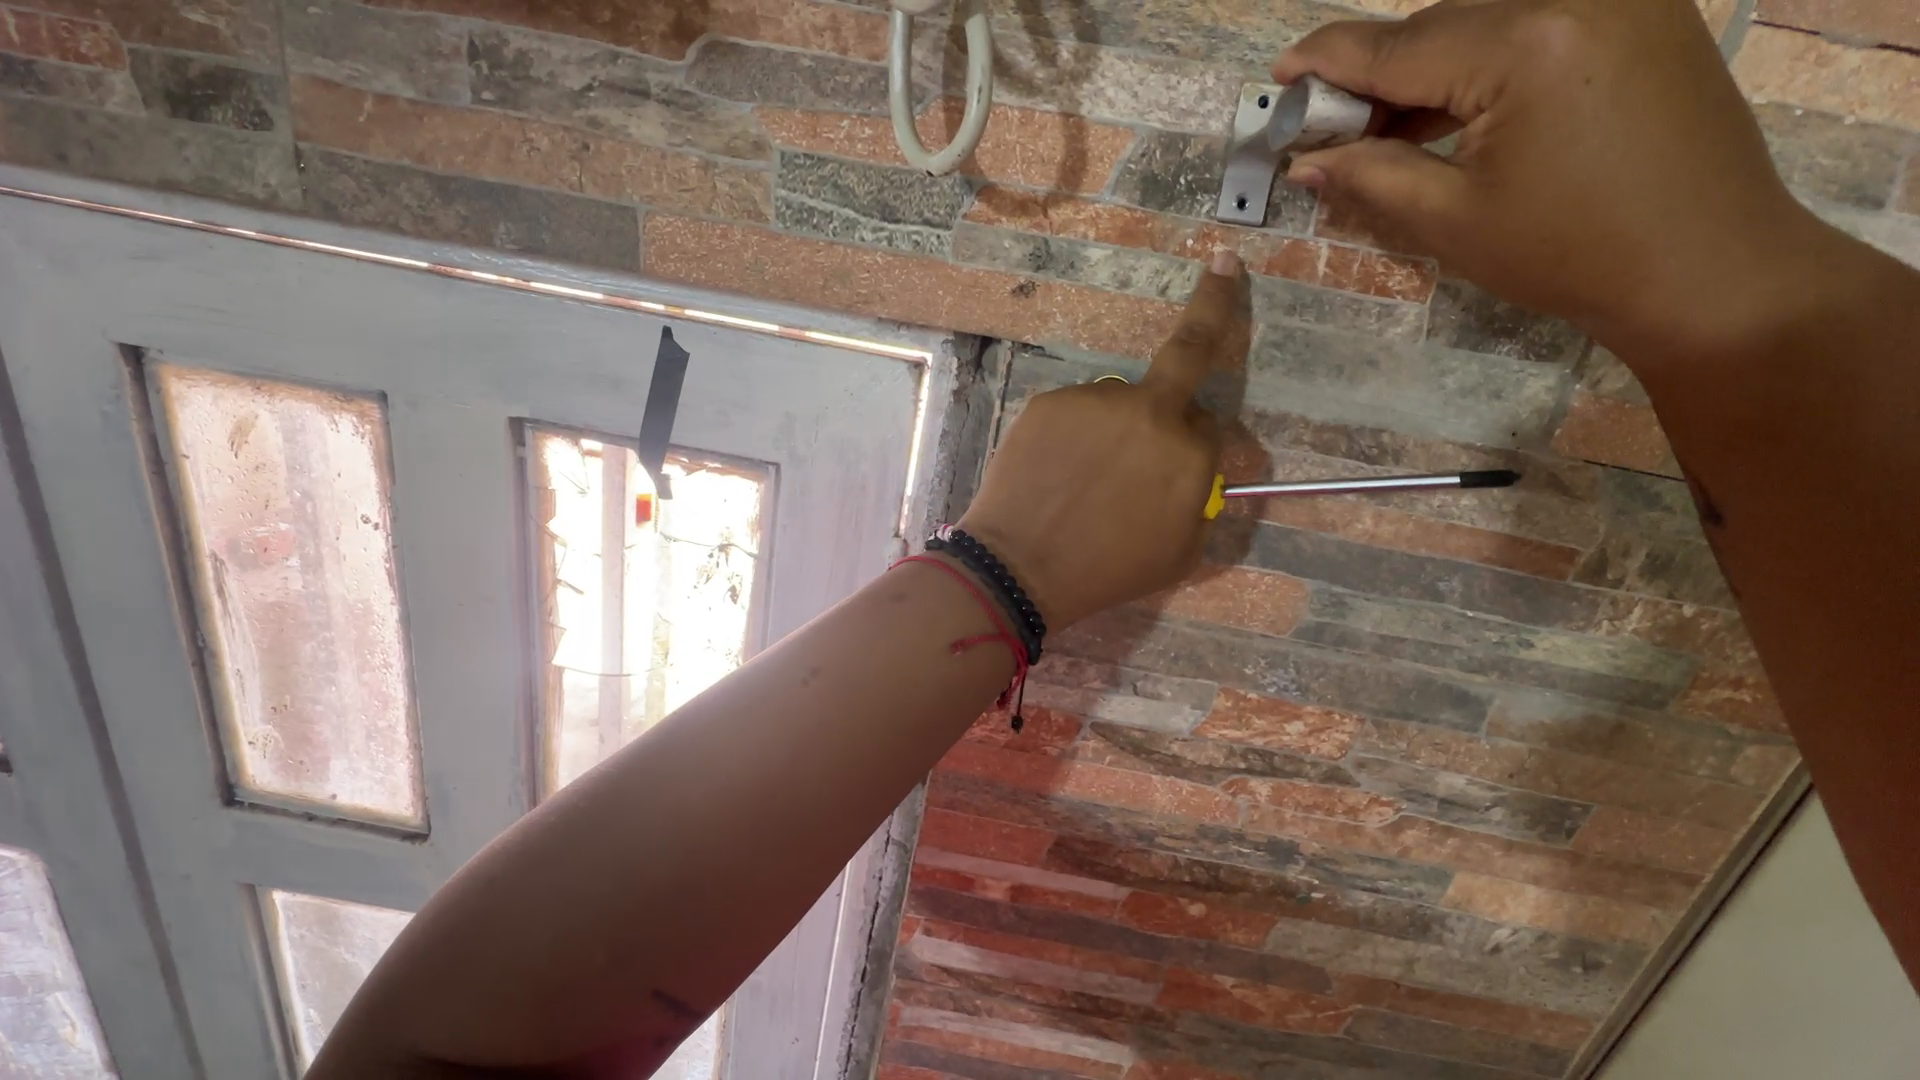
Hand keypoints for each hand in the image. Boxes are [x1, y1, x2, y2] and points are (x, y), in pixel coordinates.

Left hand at [957, 253, 1246, 629]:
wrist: (1021, 567)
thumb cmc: (1106, 571)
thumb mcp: (1180, 555)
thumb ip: (1200, 503)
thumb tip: (1197, 473)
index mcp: (1191, 453)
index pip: (1211, 420)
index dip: (1197, 436)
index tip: (1200, 400)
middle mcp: (1150, 412)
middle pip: (1186, 355)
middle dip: (1213, 303)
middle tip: (1224, 267)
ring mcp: (1095, 401)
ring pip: (1117, 401)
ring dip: (1112, 424)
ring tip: (1080, 475)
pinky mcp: (1049, 401)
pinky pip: (1073, 412)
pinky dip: (1070, 433)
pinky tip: (1053, 469)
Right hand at [1274, 0, 1835, 358]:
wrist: (1706, 267)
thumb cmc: (1567, 254)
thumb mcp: (1450, 220)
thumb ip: (1371, 176)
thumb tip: (1306, 160)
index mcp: (1526, 42)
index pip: (1398, 44)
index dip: (1329, 59)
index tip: (1279, 73)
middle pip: (1439, 23)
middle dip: (1376, 74)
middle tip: (1329, 128)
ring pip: (1485, 21)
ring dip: (1425, 72)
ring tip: (1383, 132)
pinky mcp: (1642, 17)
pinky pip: (1534, 27)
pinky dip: (1480, 65)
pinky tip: (1450, 113)